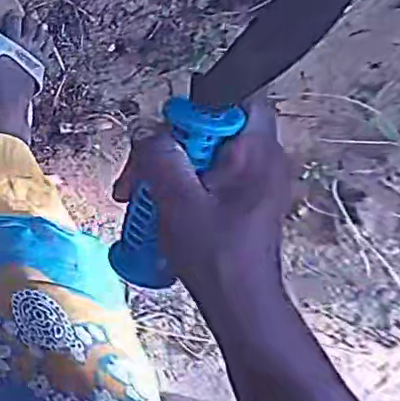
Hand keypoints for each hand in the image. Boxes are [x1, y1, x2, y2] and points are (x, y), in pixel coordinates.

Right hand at [112, 100, 292, 303]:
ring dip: (162, 166)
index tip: (166, 131)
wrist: (237, 298)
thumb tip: (145, 129)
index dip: (198, 107)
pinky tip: (155, 202)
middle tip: (139, 174)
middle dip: (165, 145)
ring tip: (139, 194)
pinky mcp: (237, 194)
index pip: (239, 102)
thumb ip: (160, 158)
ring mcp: (250, 178)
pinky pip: (200, 171)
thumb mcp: (177, 201)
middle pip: (207, 128)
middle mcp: (260, 161)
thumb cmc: (214, 253)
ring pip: (198, 150)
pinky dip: (173, 181)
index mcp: (255, 156)